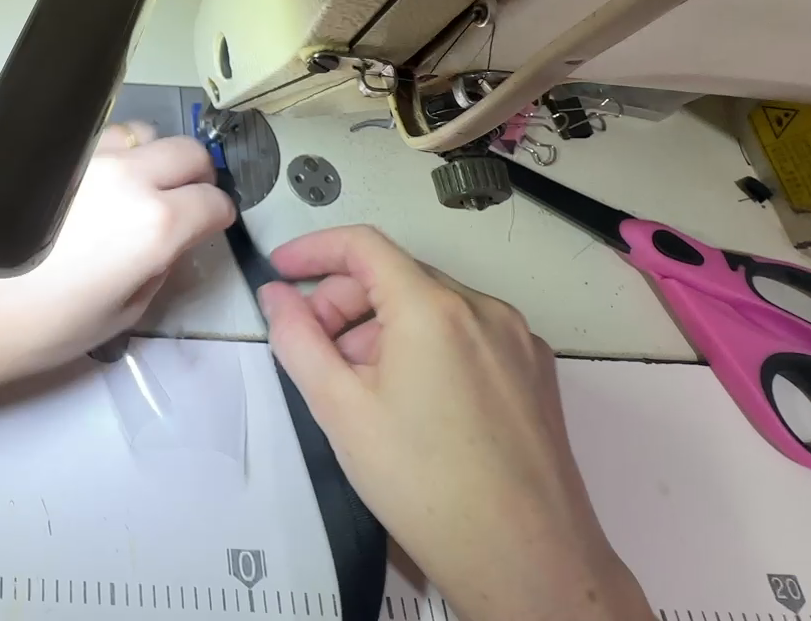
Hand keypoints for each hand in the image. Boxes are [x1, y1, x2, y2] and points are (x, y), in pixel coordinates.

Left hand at [0, 122, 235, 394]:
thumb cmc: (41, 328)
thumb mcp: (121, 317)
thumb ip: (158, 270)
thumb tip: (170, 244)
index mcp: (155, 224)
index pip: (213, 202)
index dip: (217, 218)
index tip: (208, 229)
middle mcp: (127, 176)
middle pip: (188, 152)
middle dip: (196, 177)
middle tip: (182, 205)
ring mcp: (85, 156)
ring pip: (143, 133)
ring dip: (153, 158)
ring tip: (134, 191)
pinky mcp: (50, 152)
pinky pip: (99, 137)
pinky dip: (113, 153)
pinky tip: (93, 186)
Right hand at [258, 225, 649, 620]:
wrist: (528, 566)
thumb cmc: (422, 482)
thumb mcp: (337, 406)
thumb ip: (295, 336)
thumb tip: (275, 293)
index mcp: (434, 309)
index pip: (362, 244)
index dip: (312, 249)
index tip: (280, 272)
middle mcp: (484, 309)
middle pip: (394, 275)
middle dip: (341, 299)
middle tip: (312, 347)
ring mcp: (518, 340)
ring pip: (428, 304)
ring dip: (378, 325)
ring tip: (358, 382)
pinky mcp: (535, 371)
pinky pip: (463, 331)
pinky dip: (421, 343)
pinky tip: (407, 396)